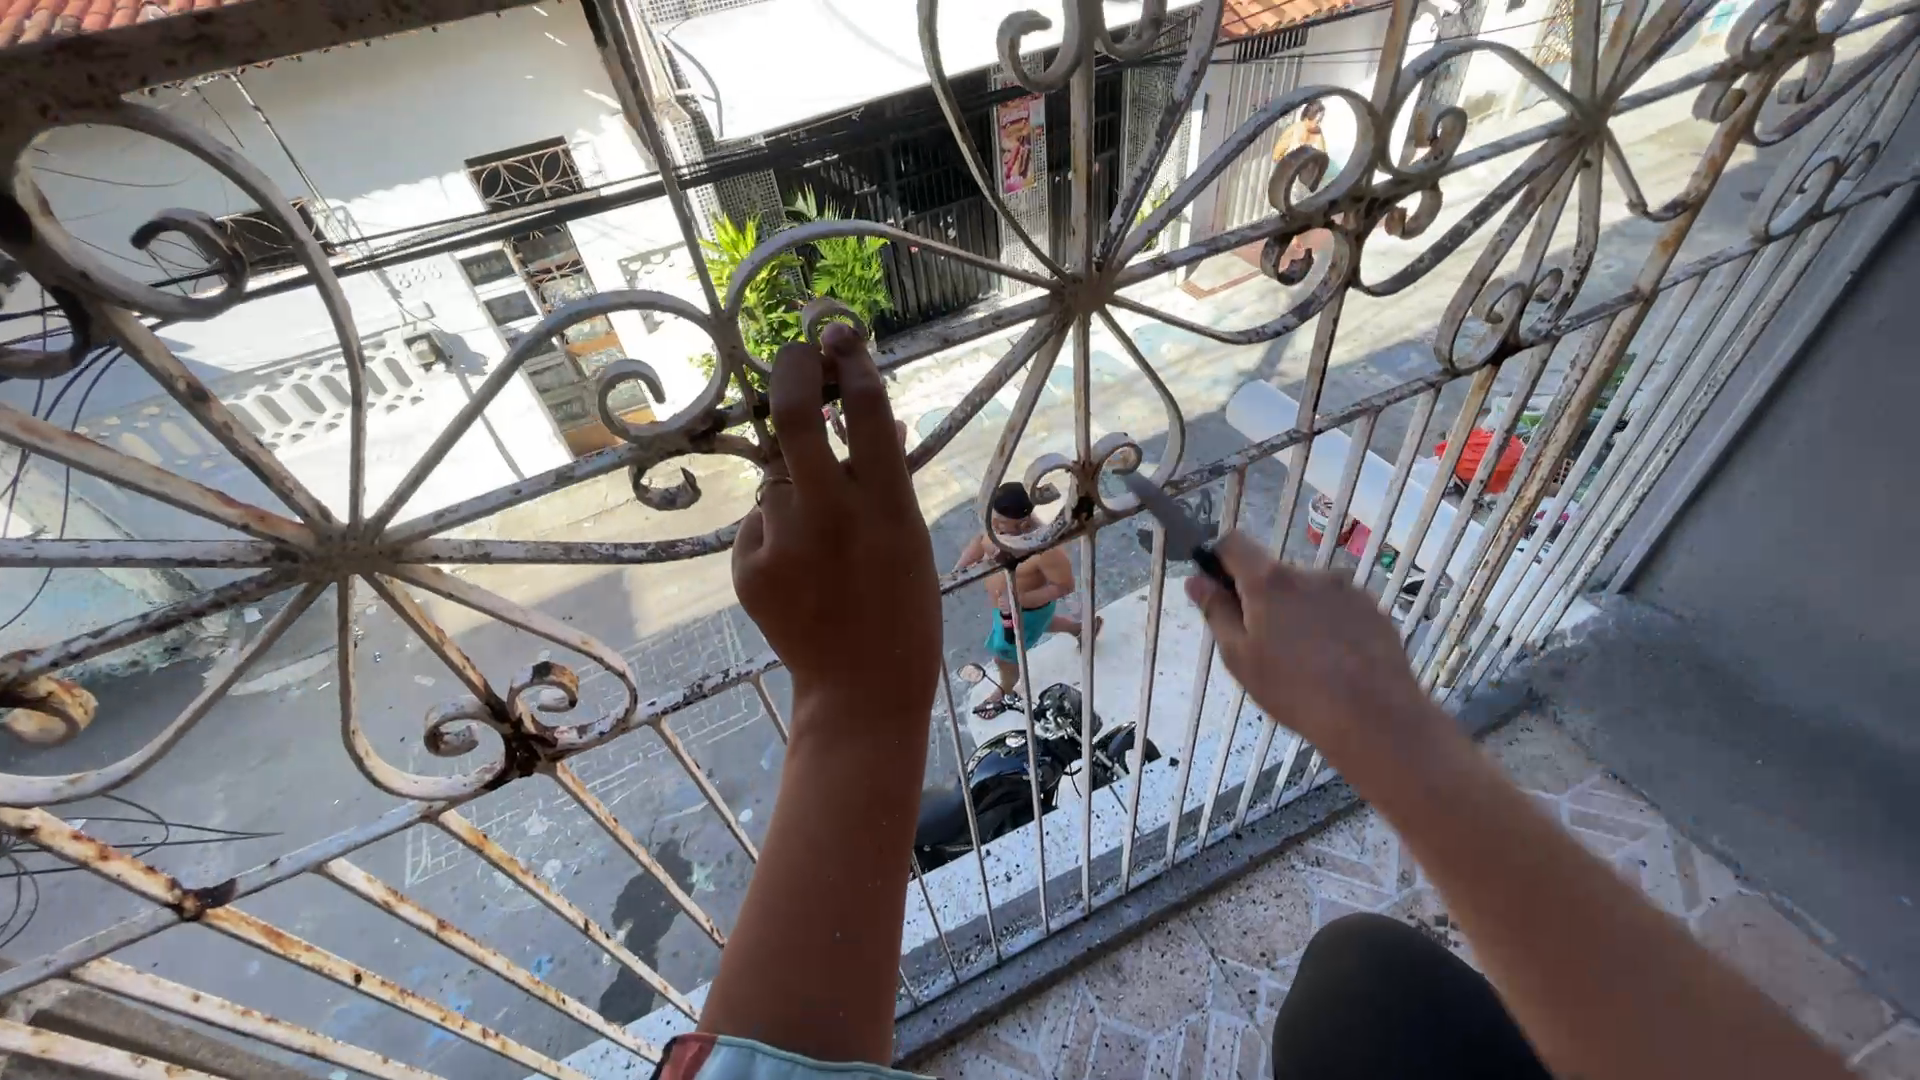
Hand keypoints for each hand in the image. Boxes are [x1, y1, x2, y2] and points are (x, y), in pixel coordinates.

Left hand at [732, 323, 939, 731]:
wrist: (862, 689)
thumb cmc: (904, 613)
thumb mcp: (911, 538)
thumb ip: (890, 479)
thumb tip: (883, 421)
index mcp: (887, 507)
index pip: (866, 409)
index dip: (851, 360)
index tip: (839, 336)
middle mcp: (830, 514)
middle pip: (795, 417)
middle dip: (793, 371)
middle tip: (797, 355)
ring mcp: (783, 541)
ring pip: (776, 480)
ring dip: (795, 487)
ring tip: (819, 539)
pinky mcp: (748, 566)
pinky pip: (760, 524)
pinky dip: (777, 533)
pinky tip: (800, 572)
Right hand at [1184, 531, 1443, 764]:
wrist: (1375, 717)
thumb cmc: (1293, 689)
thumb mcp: (1239, 656)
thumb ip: (1216, 611)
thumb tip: (1196, 580)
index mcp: (1269, 581)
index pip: (1234, 543)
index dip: (1219, 559)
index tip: (1218, 590)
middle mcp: (1309, 573)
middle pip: (1272, 573)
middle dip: (1260, 598)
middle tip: (1262, 645)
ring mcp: (1347, 589)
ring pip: (1306, 593)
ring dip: (1296, 613)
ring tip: (1304, 660)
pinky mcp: (1373, 609)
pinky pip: (1337, 608)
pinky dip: (1328, 625)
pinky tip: (1334, 662)